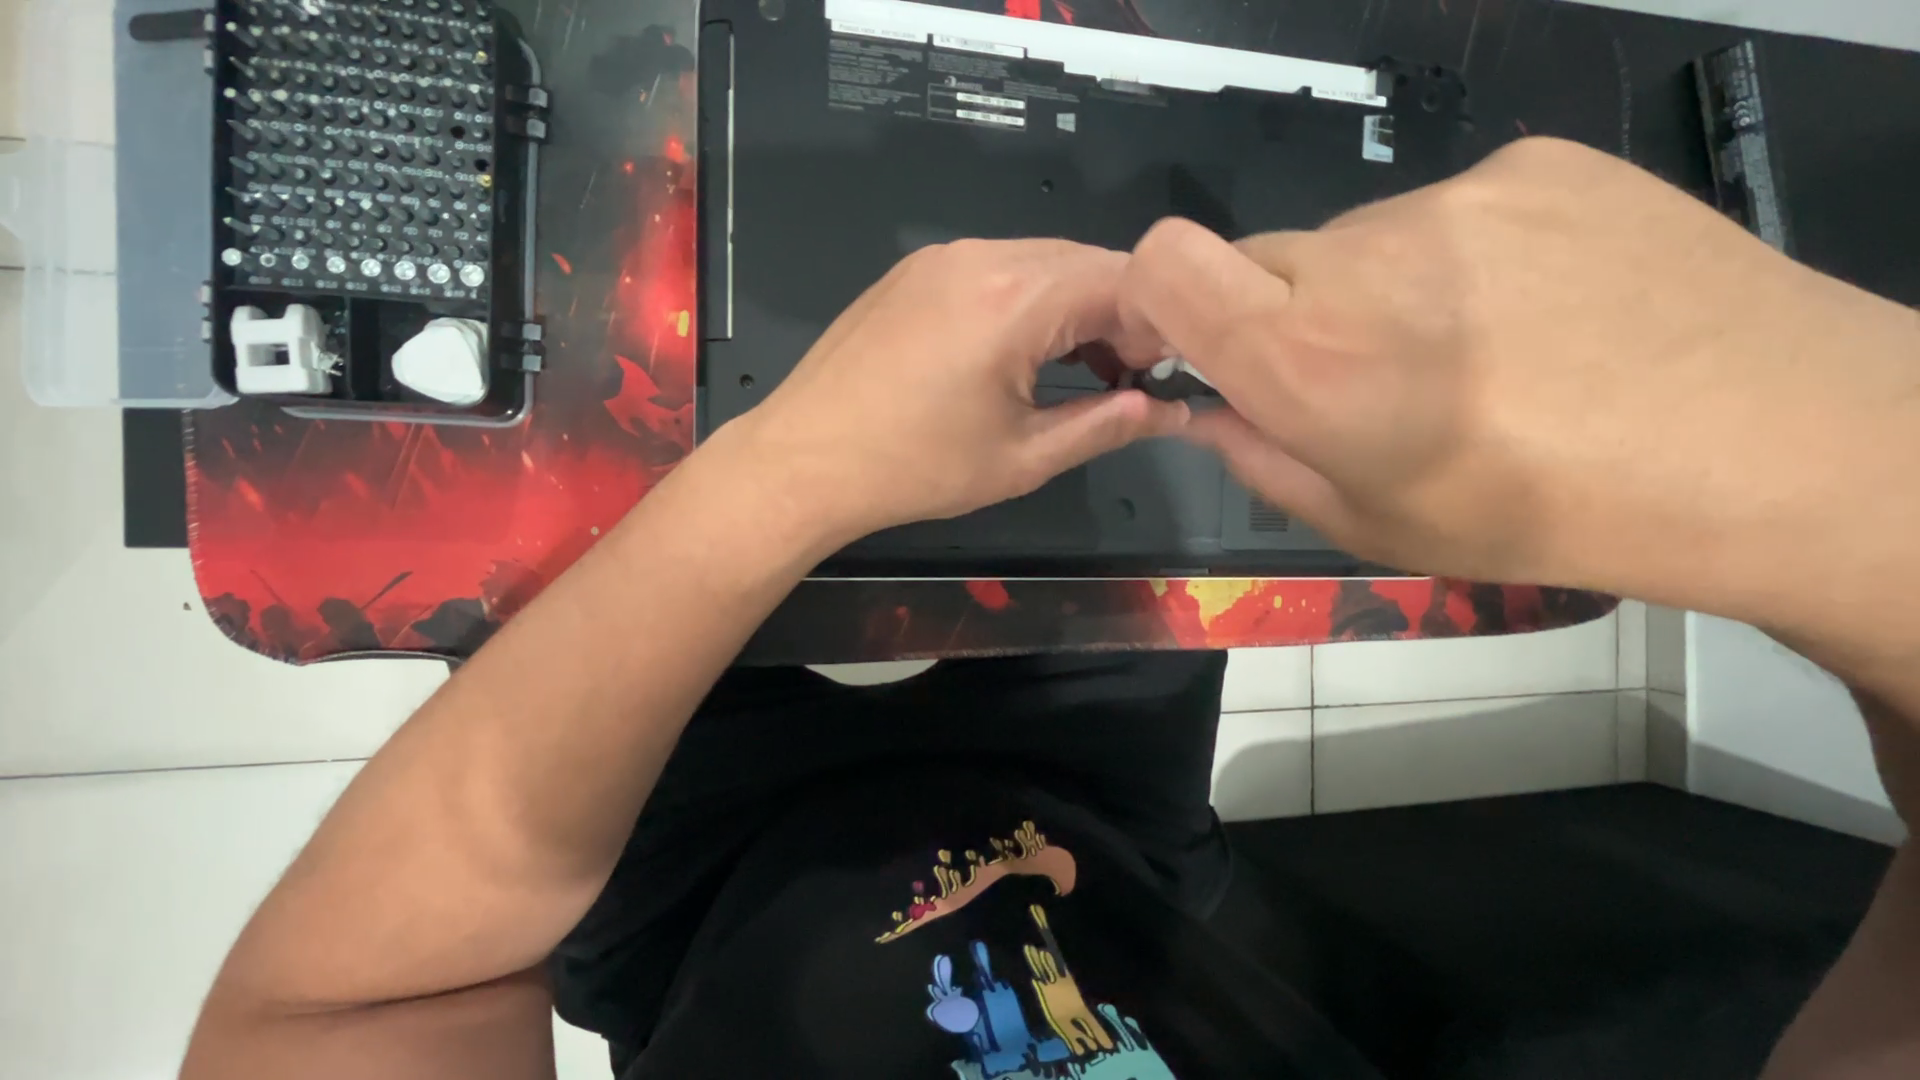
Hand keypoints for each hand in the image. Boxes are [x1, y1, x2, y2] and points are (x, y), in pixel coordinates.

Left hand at [714, 239, 1189, 543]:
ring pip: (1040, 261)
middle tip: (1126, 376)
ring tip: (1079, 369)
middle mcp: (981, 256)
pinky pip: (994, 268)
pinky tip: (1019, 351)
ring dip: (1073, 306)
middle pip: (1085, 262)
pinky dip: (1026, 300)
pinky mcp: (914, 270)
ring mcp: (940, 256)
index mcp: (1015, 299)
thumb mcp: (1023, 458)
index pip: (1125, 281)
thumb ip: (1107, 426)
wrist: (803, 460)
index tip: (1161, 376)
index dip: (1160, 325)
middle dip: (1120, 313)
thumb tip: (1172, 413)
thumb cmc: (916, 469)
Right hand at [1119, 138, 1919, 623]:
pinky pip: (1444, 212)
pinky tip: (1532, 310)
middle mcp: (1362, 258)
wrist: (1778, 446)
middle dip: (1277, 316)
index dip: (1154, 299)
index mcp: (1308, 359)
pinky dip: (1454, 260)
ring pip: (1353, 242)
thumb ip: (1258, 456)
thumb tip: (1203, 409)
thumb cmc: (1538, 514)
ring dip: (1372, 294)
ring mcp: (1454, 198)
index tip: (1192, 348)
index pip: (1163, 263)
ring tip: (1470, 352)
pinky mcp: (1535, 163)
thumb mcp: (1366, 522)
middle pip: (1259, 260)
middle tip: (1357, 379)